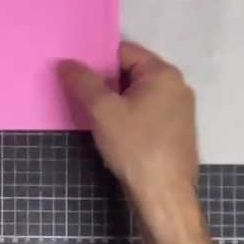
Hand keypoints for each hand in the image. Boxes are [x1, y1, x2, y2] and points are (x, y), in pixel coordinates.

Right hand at [58, 42, 199, 214]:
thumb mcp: (102, 110)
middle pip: (131, 71)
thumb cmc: (135, 146)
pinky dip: (126, 113)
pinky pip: (145, 109)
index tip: (74, 71)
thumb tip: (65, 62)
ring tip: (90, 110)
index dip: (96, 59)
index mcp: (163, 74)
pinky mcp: (175, 129)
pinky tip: (111, 128)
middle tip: (76, 90)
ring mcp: (179, 108)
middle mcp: (176, 86)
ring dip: (114, 98)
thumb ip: (83, 82)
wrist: (163, 193)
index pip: (124, 51)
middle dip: (104, 80)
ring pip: (137, 92)